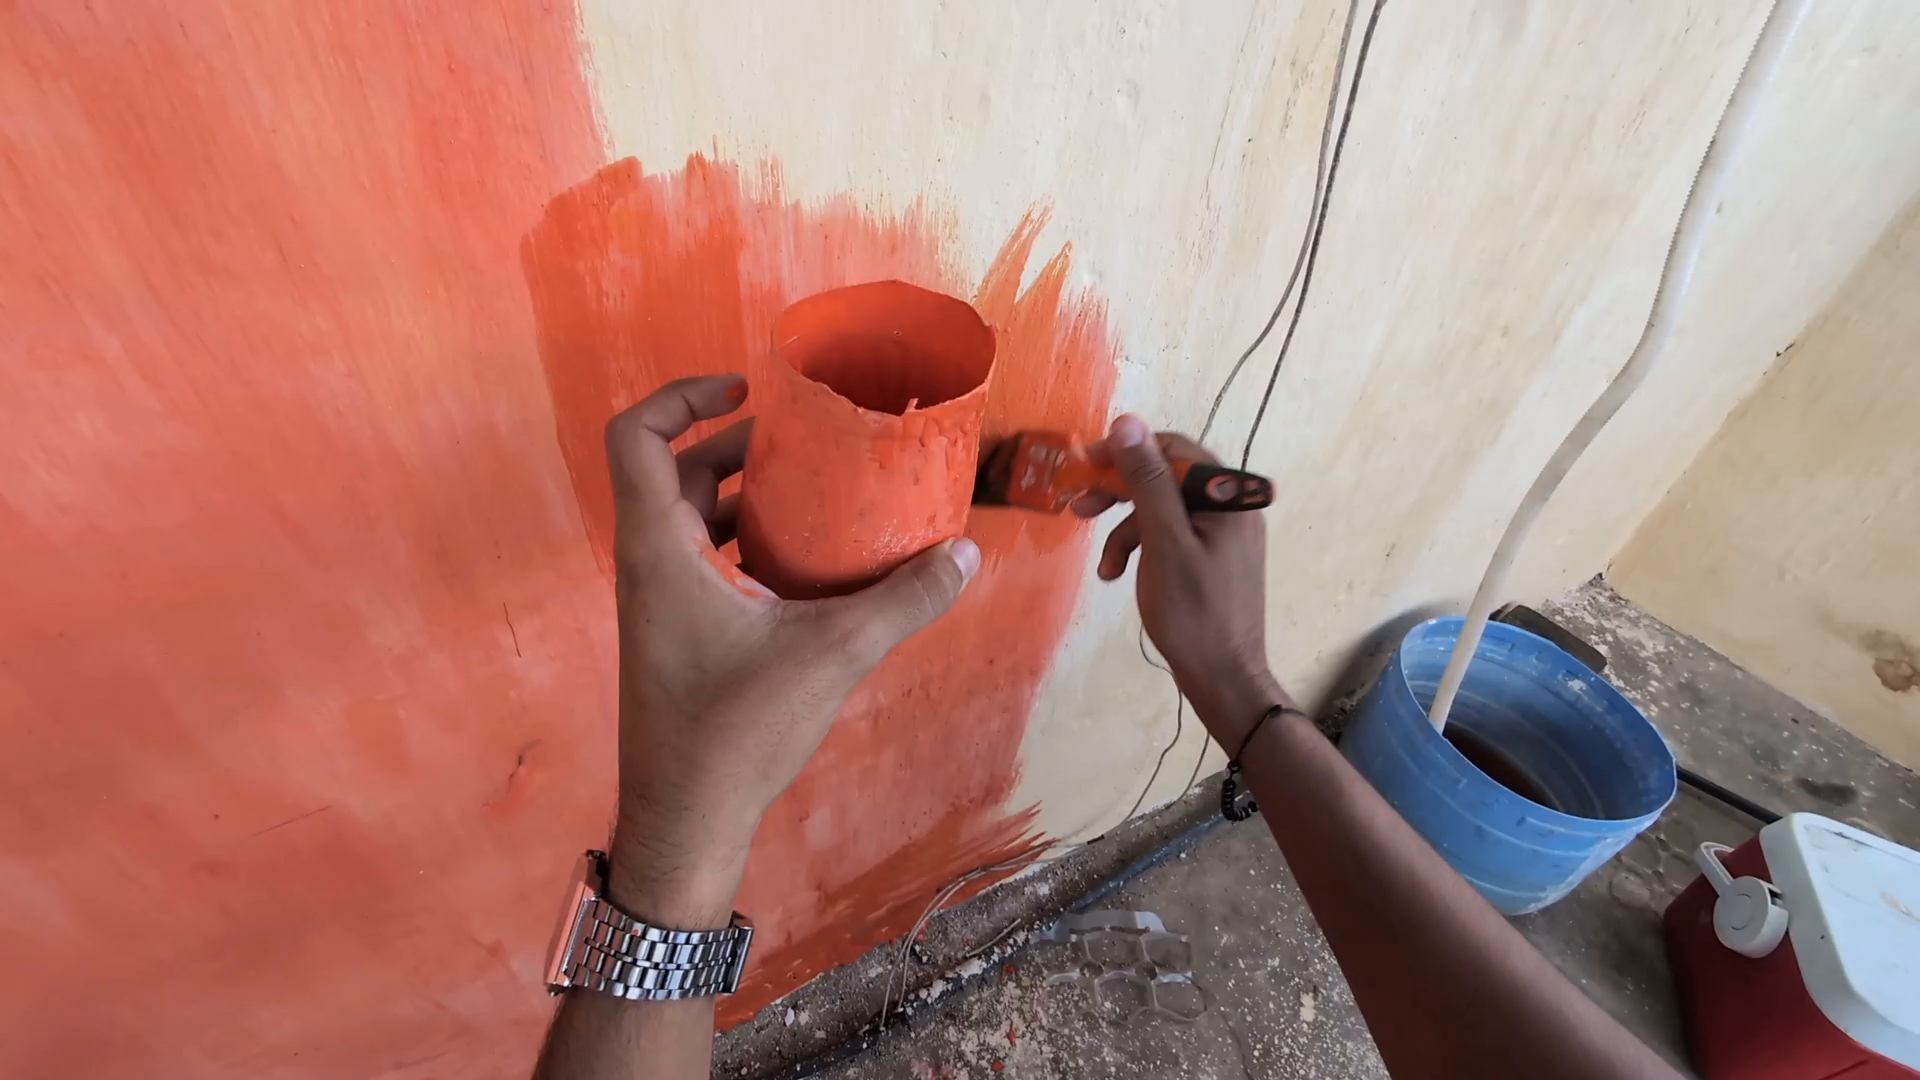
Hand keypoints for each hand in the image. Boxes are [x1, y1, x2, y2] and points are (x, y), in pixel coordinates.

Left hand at [603, 375, 979, 924]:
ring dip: (741, 493)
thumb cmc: (738, 730)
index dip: (680, 397)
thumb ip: (904, 601)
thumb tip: (965, 554)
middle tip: (801, 443)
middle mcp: (649, 566)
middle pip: (672, 473)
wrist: (686, 822)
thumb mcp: (833, 654)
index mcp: (660, 551)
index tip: (744, 393)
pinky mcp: (679, 633)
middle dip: (733, 445)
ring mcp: (661, 603)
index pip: (635, 439)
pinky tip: (801, 562)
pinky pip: (703, 559)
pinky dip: (744, 539)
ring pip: (689, 519)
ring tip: (809, 491)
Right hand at [1075, 415, 1291, 750]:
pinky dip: (1138, 550)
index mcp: (1227, 495)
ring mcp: (1220, 533)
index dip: (1124, 452)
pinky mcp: (1208, 557)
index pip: (1172, 449)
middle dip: (1118, 492)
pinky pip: (1167, 536)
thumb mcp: (1164, 541)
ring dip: (1123, 531)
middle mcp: (1228, 506)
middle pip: (1164, 478)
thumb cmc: (1193, 612)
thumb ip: (1147, 480)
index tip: (1082, 466)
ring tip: (1103, 566)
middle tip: (1077, 506)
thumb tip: (1127, 422)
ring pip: (1160, 510)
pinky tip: (1117, 575)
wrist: (1223, 678)